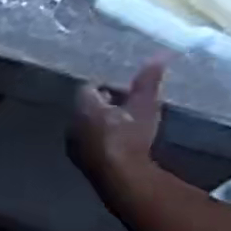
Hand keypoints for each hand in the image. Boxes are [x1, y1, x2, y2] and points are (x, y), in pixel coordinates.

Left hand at [66, 60, 165, 189]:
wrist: (120, 176)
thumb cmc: (130, 136)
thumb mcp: (145, 104)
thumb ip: (148, 80)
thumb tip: (159, 55)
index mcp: (82, 109)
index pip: (87, 88)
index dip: (106, 84)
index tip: (125, 84)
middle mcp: (71, 126)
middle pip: (86, 107)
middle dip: (106, 102)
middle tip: (129, 100)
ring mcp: (73, 146)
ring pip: (86, 126)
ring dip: (103, 121)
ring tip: (127, 119)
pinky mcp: (80, 162)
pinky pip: (89, 142)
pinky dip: (101, 137)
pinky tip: (119, 140)